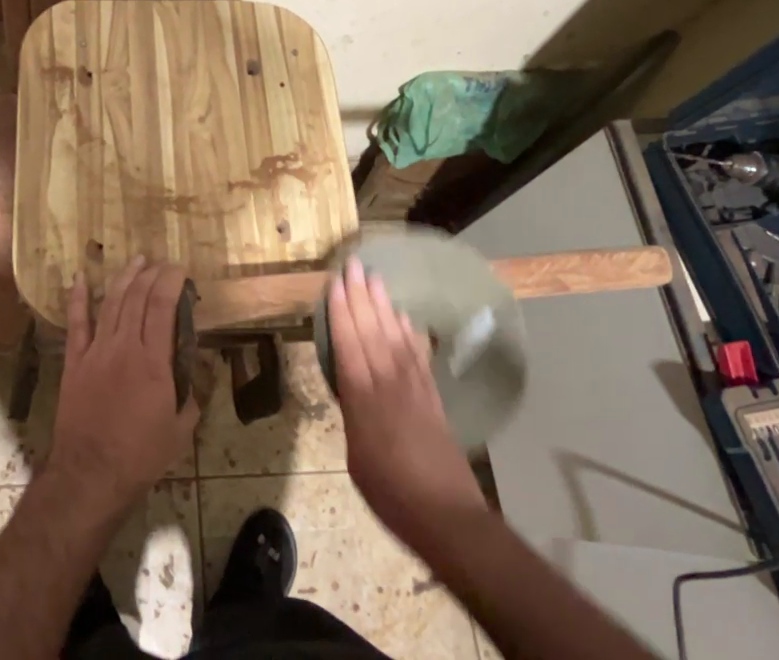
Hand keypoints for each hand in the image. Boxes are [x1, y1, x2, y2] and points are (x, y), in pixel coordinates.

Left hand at [46, 256, 199, 509]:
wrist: (90, 473)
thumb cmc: (141, 455)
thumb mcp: (181, 428)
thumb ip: (191, 394)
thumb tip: (197, 372)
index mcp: (154, 362)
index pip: (163, 306)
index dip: (172, 281)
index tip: (181, 269)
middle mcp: (124, 347)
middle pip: (137, 297)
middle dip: (151, 274)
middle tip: (162, 263)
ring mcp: (96, 352)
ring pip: (109, 303)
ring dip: (124, 278)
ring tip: (135, 261)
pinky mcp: (74, 362)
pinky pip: (76, 323)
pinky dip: (78, 298)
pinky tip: (80, 278)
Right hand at [329, 256, 487, 545]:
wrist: (444, 512)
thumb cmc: (388, 491)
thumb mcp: (354, 454)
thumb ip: (353, 414)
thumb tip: (351, 389)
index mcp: (363, 398)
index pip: (348, 343)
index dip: (340, 311)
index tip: (335, 283)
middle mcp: (389, 383)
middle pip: (372, 330)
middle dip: (362, 296)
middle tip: (355, 265)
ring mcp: (414, 387)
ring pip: (396, 335)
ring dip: (385, 306)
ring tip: (376, 280)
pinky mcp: (433, 397)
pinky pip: (418, 355)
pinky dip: (410, 332)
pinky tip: (404, 318)